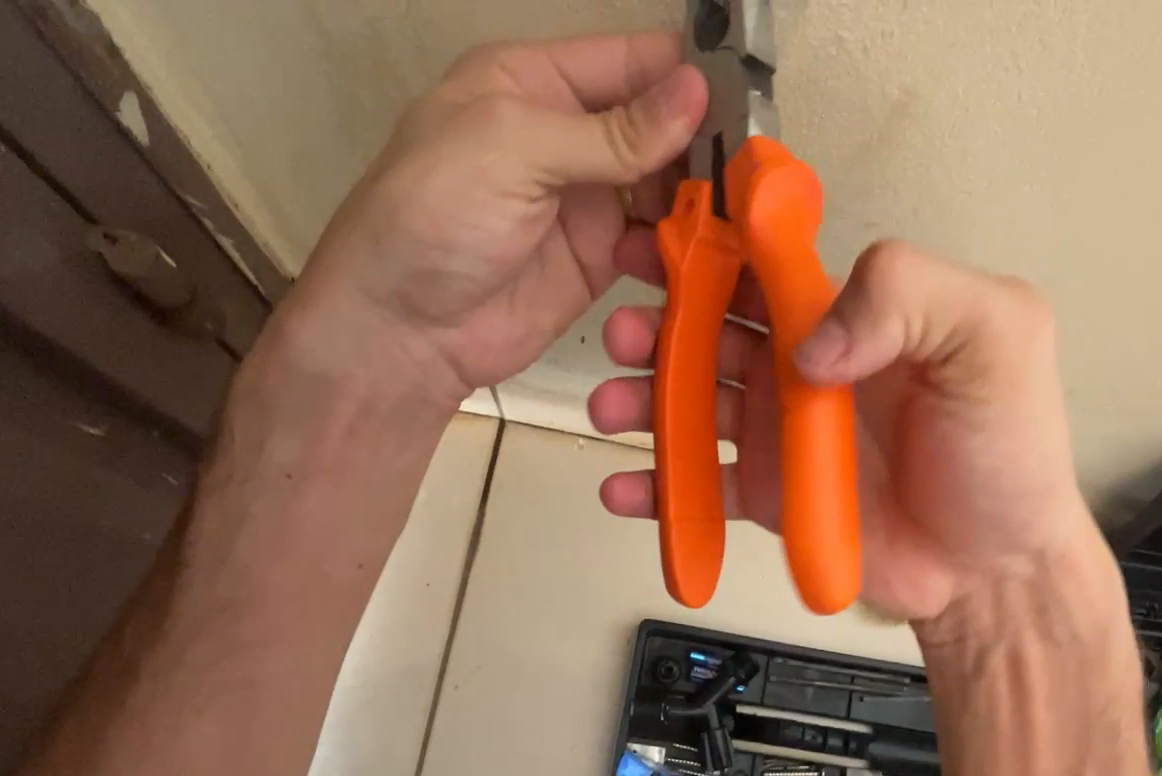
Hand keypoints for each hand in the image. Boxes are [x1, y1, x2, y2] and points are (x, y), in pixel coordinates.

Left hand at [272, 32, 706, 409]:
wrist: (405, 329)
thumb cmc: (435, 217)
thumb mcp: (515, 150)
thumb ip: (611, 130)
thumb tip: (697, 90)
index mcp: (538, 82)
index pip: (633, 60)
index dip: (688, 74)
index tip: (747, 99)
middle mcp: (570, 135)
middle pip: (660, 126)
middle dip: (704, 145)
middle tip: (755, 175)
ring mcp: (589, 201)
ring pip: (666, 187)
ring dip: (699, 201)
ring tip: (737, 220)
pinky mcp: (601, 260)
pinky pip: (656, 244)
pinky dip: (681, 248)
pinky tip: (701, 257)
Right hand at [589, 240, 1084, 620]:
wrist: (991, 567)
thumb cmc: (1006, 454)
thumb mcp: (995, 339)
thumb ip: (908, 295)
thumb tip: (808, 340)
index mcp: (856, 315)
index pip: (772, 261)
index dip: (715, 242)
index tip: (664, 234)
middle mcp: (808, 366)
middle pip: (714, 326)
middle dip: (660, 319)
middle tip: (625, 327)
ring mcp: (781, 431)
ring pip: (692, 399)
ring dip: (644, 397)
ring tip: (614, 404)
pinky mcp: (767, 492)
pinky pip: (700, 482)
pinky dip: (657, 484)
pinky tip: (627, 486)